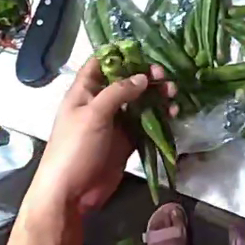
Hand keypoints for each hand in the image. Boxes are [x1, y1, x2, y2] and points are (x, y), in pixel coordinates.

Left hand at [24, 56, 176, 219]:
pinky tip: (173, 113)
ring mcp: (114, 122)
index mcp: (84, 91)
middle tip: (164, 76)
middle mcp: (100, 103)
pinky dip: (159, 117)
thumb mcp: (93, 114)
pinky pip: (145, 124)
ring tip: (172, 94)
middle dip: (145, 76)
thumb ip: (118, 92)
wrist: (71, 193)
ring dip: (156, 96)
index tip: (143, 50)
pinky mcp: (126, 141)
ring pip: (138, 102)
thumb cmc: (75, 148)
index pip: (100, 63)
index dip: (119, 54)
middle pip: (125, 81)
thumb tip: (142, 77)